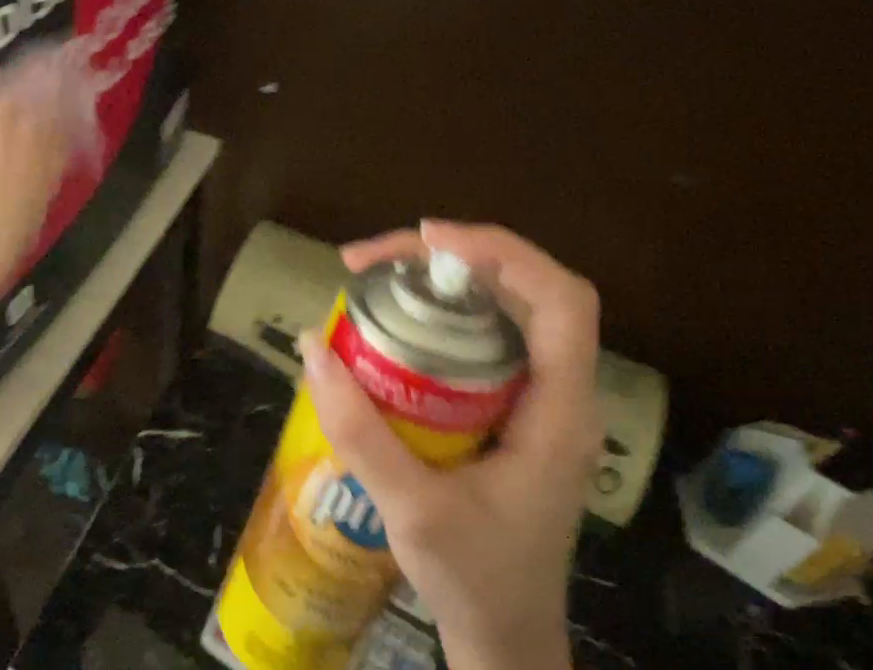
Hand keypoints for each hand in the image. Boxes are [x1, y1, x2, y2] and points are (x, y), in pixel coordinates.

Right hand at [297, 220, 600, 669]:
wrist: (505, 632)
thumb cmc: (474, 575)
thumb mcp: (409, 506)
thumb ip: (359, 428)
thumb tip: (310, 344)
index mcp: (560, 413)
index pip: (562, 302)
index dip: (499, 253)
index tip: (424, 241)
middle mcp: (560, 397)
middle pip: (529, 293)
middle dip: (453, 258)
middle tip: (371, 261)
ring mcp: (538, 405)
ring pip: (505, 314)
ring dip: (442, 285)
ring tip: (373, 283)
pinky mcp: (513, 415)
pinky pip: (483, 345)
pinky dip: (438, 320)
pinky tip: (391, 332)